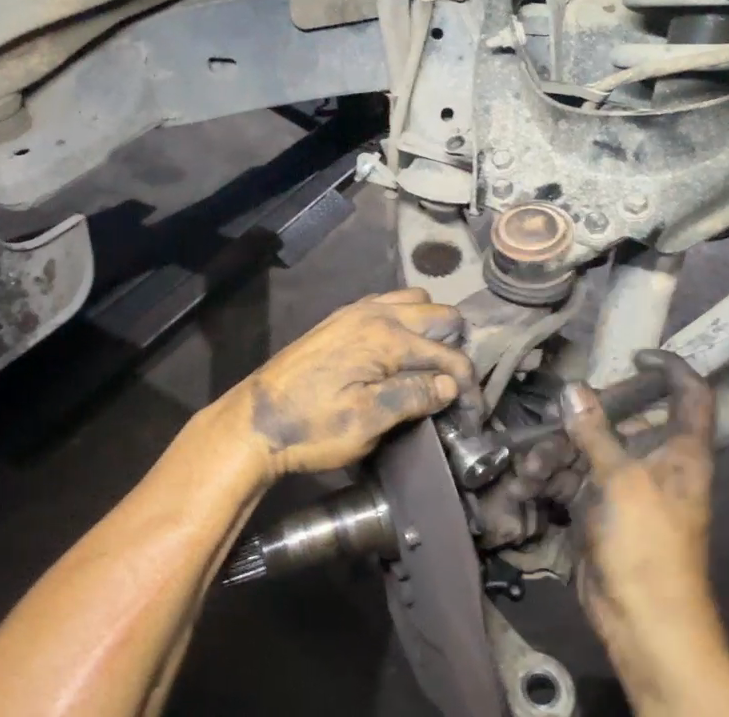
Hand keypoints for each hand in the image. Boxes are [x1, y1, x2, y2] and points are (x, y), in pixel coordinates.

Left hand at [217, 289, 477, 478]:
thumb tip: (451, 385)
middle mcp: (375, 313)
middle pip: (439, 315)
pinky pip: (387, 305)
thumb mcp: (367, 421)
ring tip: (430, 366)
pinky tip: (399, 353)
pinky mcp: (340, 320)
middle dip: (455, 348)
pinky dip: (404, 321)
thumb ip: (413, 397)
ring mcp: (355, 312)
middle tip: (453, 388)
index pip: (449, 355)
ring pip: (414, 302)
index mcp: (386, 337)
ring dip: (430, 328)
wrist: (257, 420)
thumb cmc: (313, 426)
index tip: (471, 417)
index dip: (468, 387)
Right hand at [563, 359, 728, 716]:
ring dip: (555, 455)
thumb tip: (572, 389)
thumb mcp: (620, 480)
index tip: (634, 355)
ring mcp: (626, 488)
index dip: (671, 368)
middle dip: (581, 421)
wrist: (643, 620)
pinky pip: (572, 481)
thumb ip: (594, 432)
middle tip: (552, 420)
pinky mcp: (599, 511)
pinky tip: (526, 484)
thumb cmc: (647, 544)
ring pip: (587, 451)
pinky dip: (549, 481)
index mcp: (682, 451)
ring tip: (530, 468)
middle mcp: (656, 463)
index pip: (691, 394)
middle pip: (621, 422)